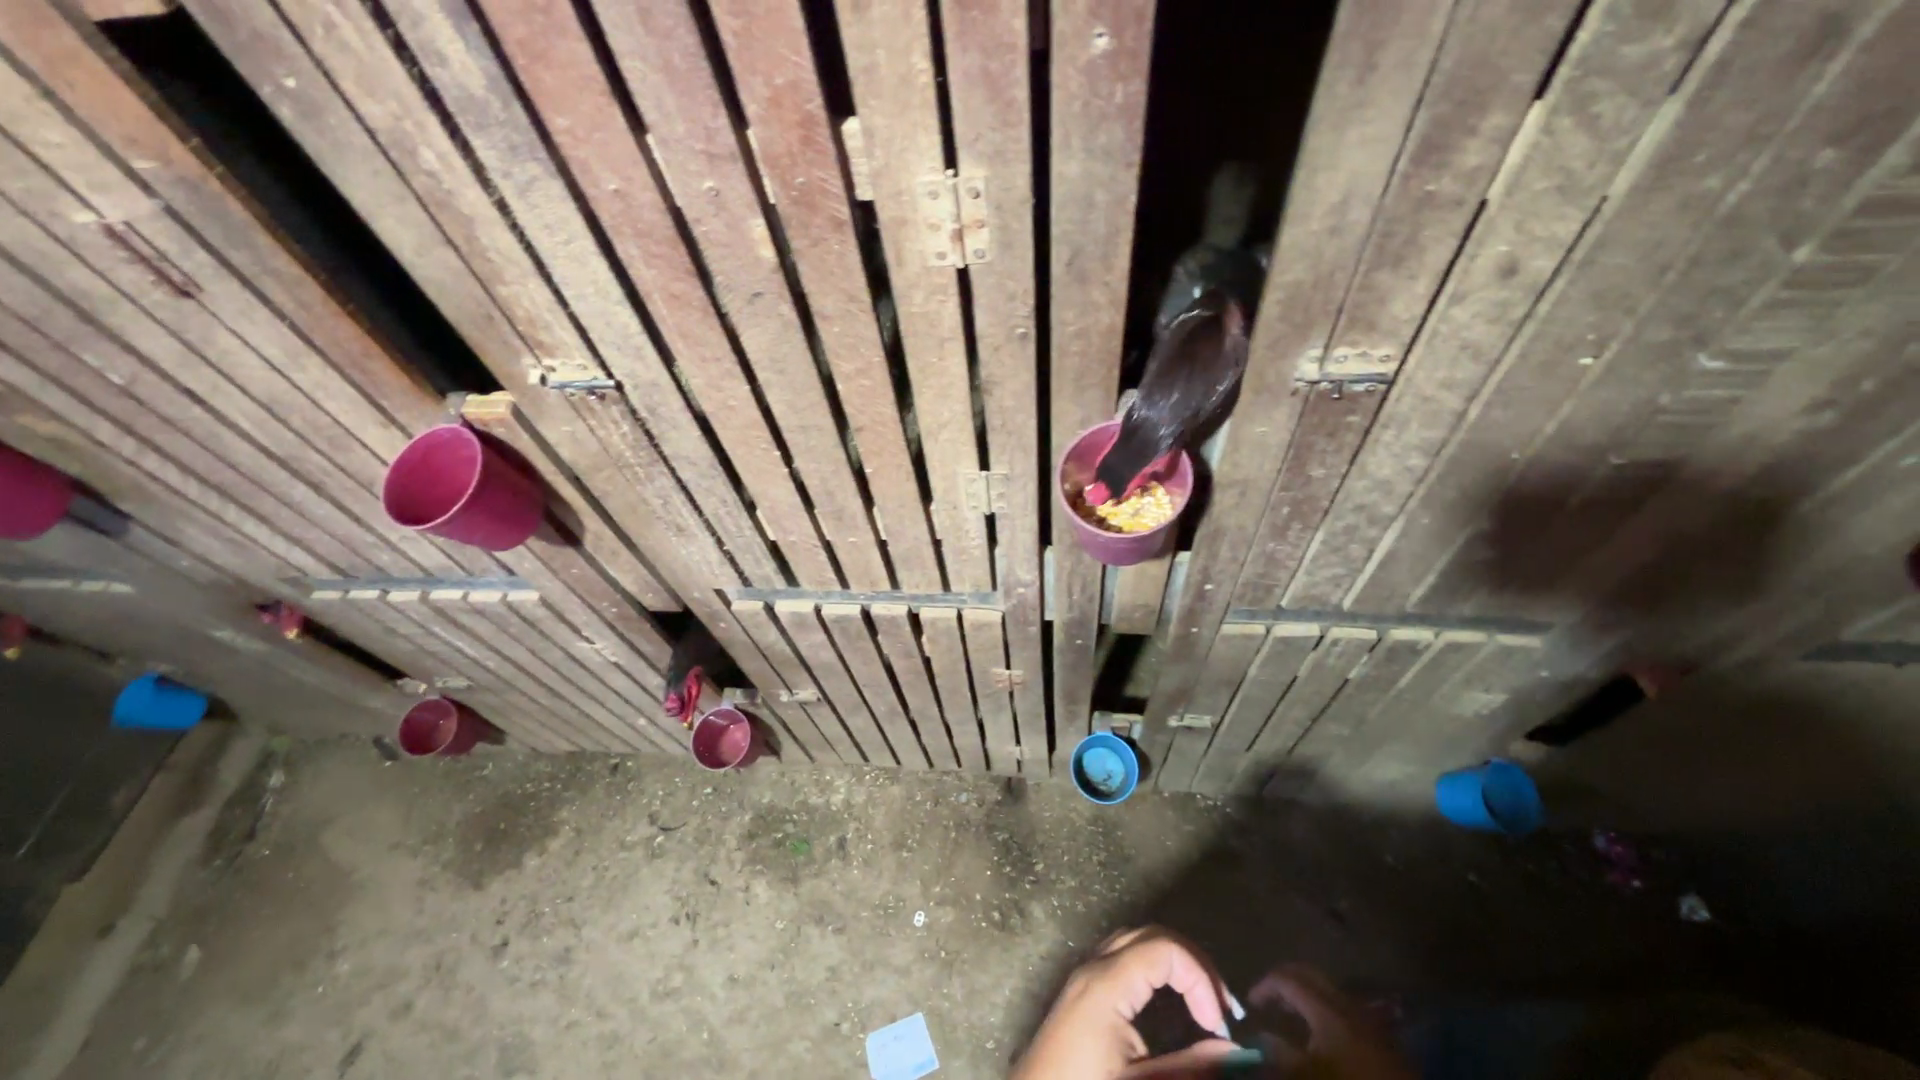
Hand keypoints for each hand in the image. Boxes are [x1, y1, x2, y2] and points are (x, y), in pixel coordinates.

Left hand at [1010, 927, 1245, 1079]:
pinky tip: (1172, 1003)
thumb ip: (1189, 1067)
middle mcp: (1092, 969)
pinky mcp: (1082, 993)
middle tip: (1221, 1009)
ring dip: (1175, 964)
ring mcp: (1083, 977)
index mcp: (1105, 984)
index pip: (1166, 948)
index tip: (1218, 1025)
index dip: (1201, 978)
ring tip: (1203, 1004)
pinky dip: (1155, 970)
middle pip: (1152, 935)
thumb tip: (1235, 1051)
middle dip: (1194, 964)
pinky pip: (1124, 960)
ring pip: (1137, 943)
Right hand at [1249, 966, 1413, 1079]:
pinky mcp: (1375, 1029)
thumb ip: (1280, 1054)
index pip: (1286, 979)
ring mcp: (1362, 1013)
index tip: (1251, 1004)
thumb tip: (1261, 1037)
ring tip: (1288, 1012)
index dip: (1264, 986)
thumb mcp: (1308, 1074)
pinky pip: (1340, 1002)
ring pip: (1325, 987)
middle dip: (1283, 980)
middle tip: (1267, 998)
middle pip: (1307, 973)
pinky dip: (1320, 1004)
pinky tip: (1317, 1028)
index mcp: (1324, 1007)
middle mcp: (1342, 1001)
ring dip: (1302, 992)